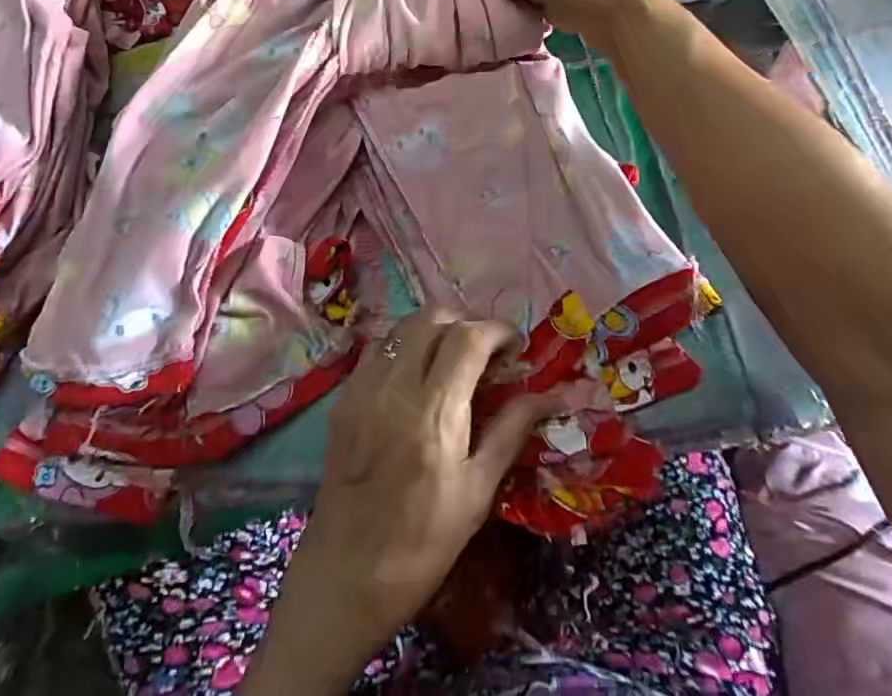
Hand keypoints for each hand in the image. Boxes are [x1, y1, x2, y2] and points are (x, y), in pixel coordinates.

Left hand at [241, 308, 557, 694]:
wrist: (348, 572)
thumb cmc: (425, 541)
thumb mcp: (478, 490)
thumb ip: (511, 430)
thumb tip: (550, 394)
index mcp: (434, 413)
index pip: (467, 337)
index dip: (497, 330)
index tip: (514, 346)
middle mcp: (393, 388)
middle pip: (430, 318)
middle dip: (464, 322)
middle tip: (485, 351)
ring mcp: (360, 390)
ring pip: (399, 328)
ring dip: (431, 332)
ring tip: (451, 361)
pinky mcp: (341, 400)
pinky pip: (375, 352)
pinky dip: (401, 349)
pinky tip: (415, 379)